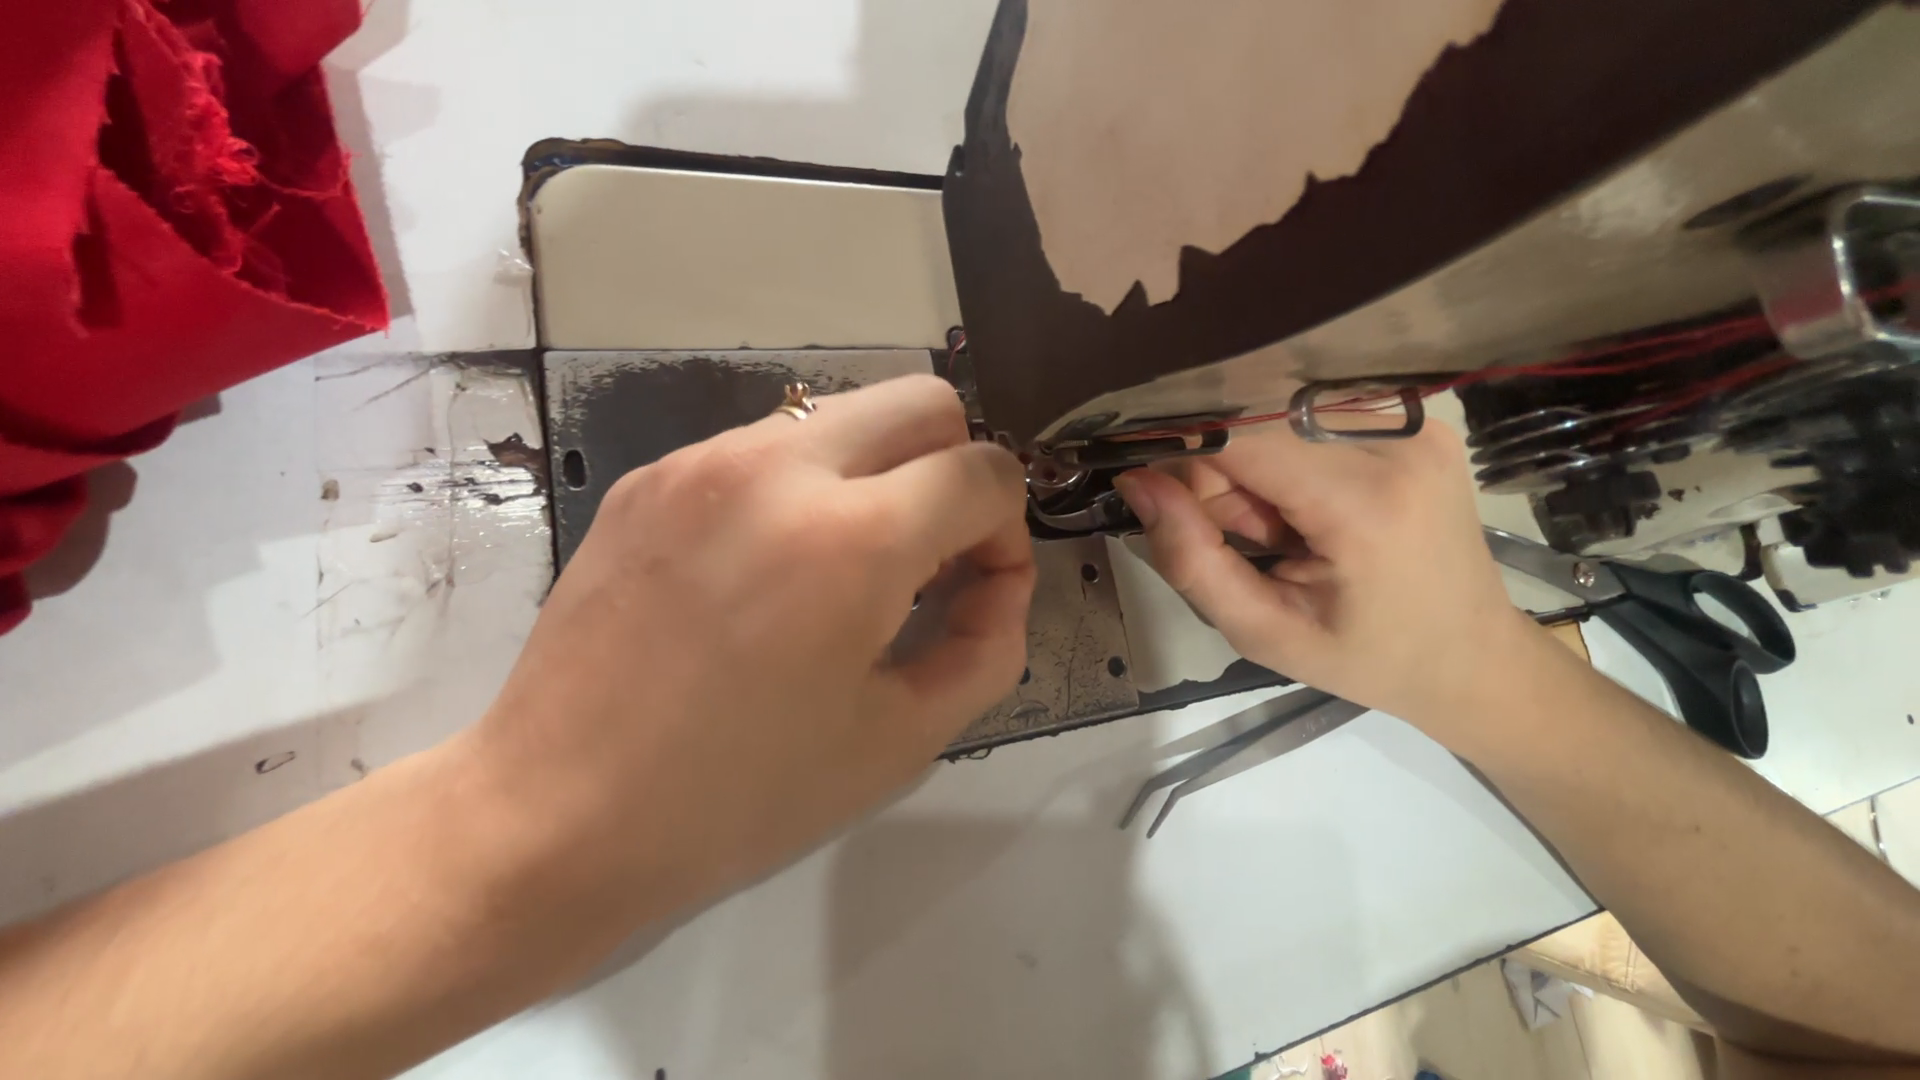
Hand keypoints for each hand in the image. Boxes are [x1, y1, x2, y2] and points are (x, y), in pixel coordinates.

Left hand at [461, 375, 1033, 930]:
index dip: (1008, 528)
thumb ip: (987, 645)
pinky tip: (767, 572)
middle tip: (930, 557)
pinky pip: (766, 447)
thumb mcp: (901, 740)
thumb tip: (999, 580)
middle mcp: (780, 468)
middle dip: (956, 467)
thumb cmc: (739, 796)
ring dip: (878, 474)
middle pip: (923, 400)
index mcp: (852, 541)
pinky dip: (804, 488)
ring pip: (842, 414)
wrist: (555, 814)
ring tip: (845, 569)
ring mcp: (704, 460)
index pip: (984, 471)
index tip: (980, 588)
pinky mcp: (652, 475)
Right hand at [1112, 419, 1543, 726]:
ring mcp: (1414, 420)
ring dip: (1252, 468)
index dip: (1180, 456)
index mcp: (1365, 502)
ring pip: (1274, 414)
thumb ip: (1191, 559)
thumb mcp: (1264, 631)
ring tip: (1280, 531)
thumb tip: (1135, 482)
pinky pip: (1308, 416)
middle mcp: (1398, 439)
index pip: (1238, 436)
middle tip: (1241, 540)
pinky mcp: (1415, 417)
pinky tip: (1304, 506)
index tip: (1150, 491)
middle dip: (1220, 475)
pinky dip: (1285, 458)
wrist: (1473, 657)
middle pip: (1253, 420)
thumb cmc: (1368, 658)